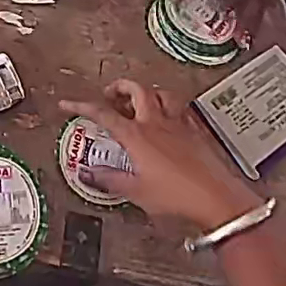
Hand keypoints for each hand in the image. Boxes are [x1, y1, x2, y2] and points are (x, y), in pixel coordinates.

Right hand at [60, 80, 261, 230]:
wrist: (216, 198)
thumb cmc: (178, 195)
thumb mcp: (136, 191)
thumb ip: (110, 179)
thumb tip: (89, 173)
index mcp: (137, 136)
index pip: (103, 113)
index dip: (82, 106)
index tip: (69, 104)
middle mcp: (157, 123)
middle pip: (136, 89)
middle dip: (119, 87)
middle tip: (110, 94)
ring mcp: (179, 124)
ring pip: (161, 93)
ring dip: (147, 92)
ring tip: (139, 100)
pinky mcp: (196, 130)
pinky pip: (180, 108)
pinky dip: (169, 106)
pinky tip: (168, 116)